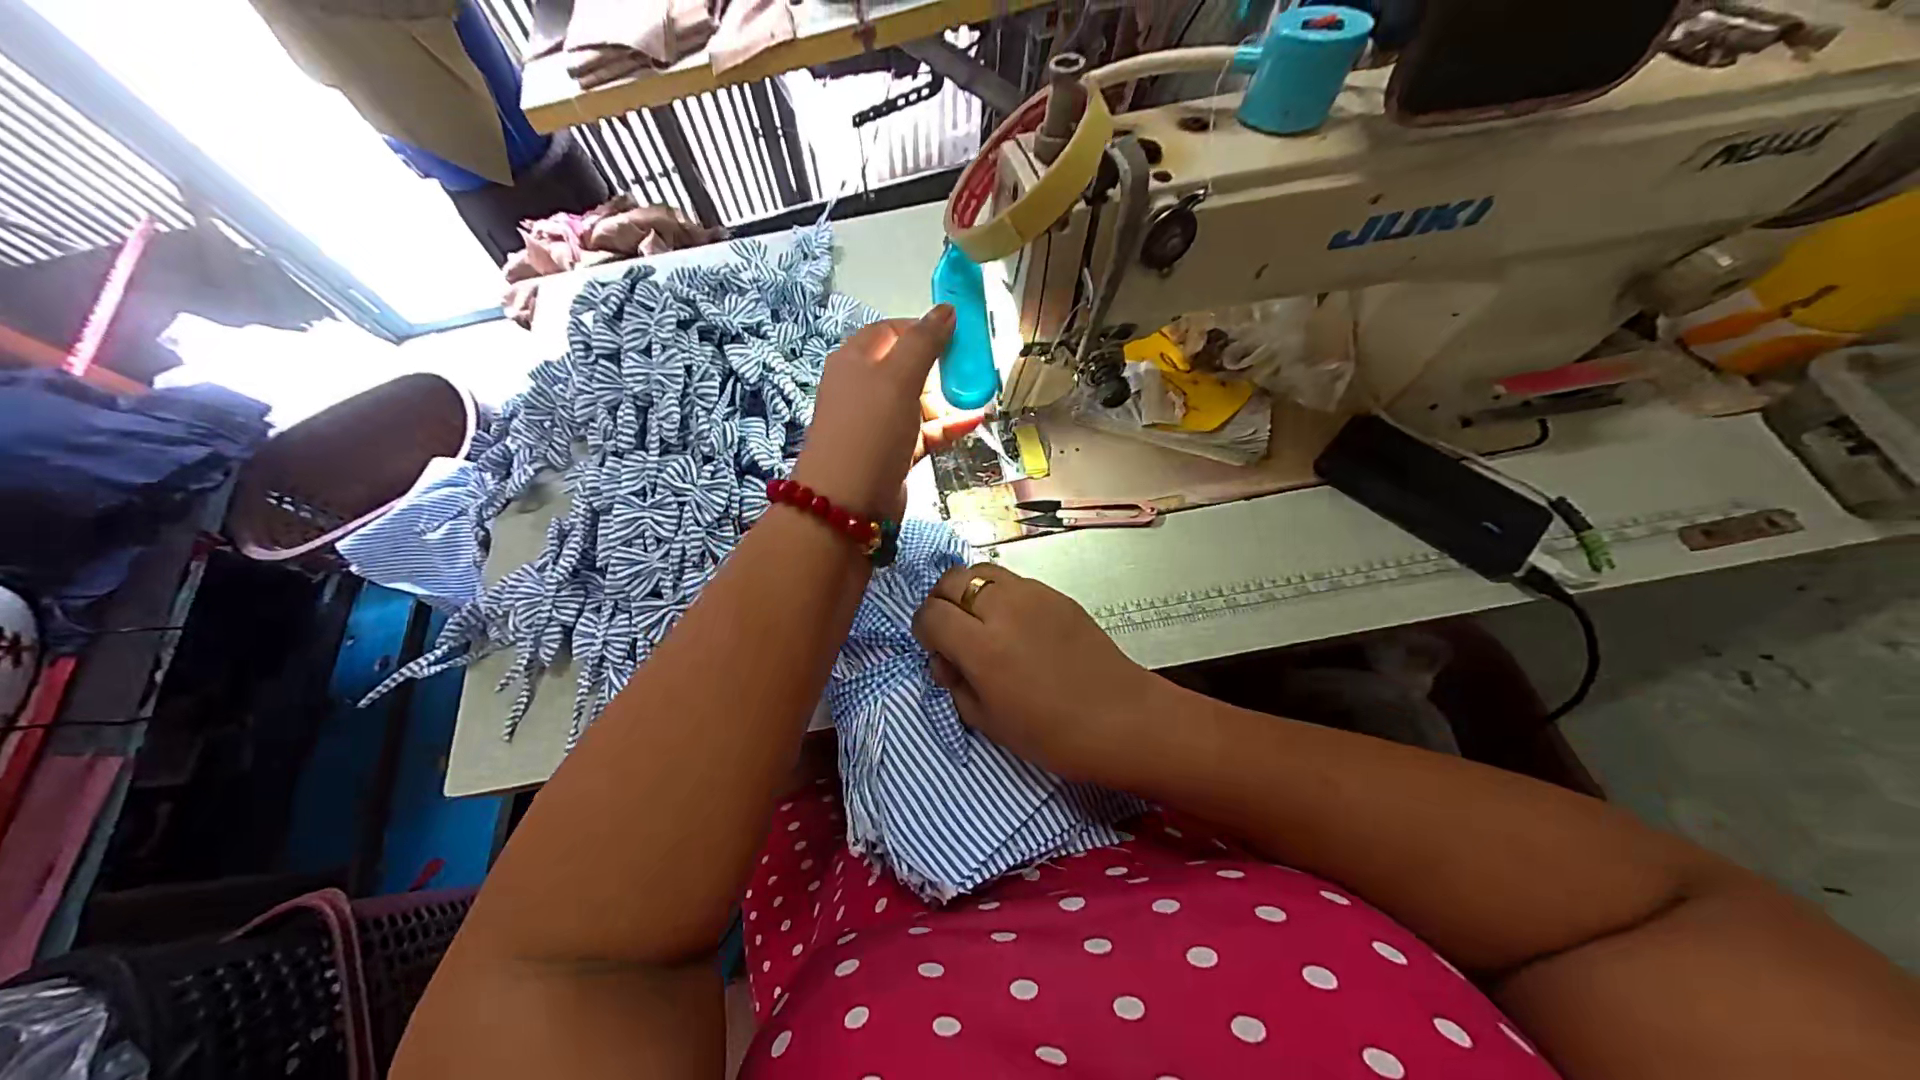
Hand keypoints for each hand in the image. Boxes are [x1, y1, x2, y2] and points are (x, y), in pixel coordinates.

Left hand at [791, 306, 980, 518]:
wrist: (847, 504)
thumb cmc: (870, 430)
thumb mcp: (898, 377)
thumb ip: (924, 341)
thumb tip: (946, 309)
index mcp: (856, 358)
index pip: (894, 330)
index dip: (926, 328)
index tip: (961, 335)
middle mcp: (865, 386)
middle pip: (909, 365)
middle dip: (942, 366)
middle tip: (973, 368)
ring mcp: (879, 421)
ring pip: (919, 400)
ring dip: (949, 397)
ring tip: (980, 394)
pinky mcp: (893, 450)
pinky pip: (925, 430)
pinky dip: (948, 425)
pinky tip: (974, 420)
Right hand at [910, 563, 1173, 783]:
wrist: (1121, 719)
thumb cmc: (1051, 734)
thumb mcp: (987, 720)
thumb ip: (955, 683)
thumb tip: (945, 659)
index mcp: (982, 645)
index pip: (930, 614)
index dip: (923, 630)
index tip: (933, 647)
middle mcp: (1003, 608)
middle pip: (951, 580)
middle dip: (940, 602)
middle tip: (950, 631)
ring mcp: (1033, 595)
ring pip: (982, 570)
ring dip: (969, 591)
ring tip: (979, 622)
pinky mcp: (1056, 593)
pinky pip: (1013, 581)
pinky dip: (999, 594)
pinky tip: (1013, 625)